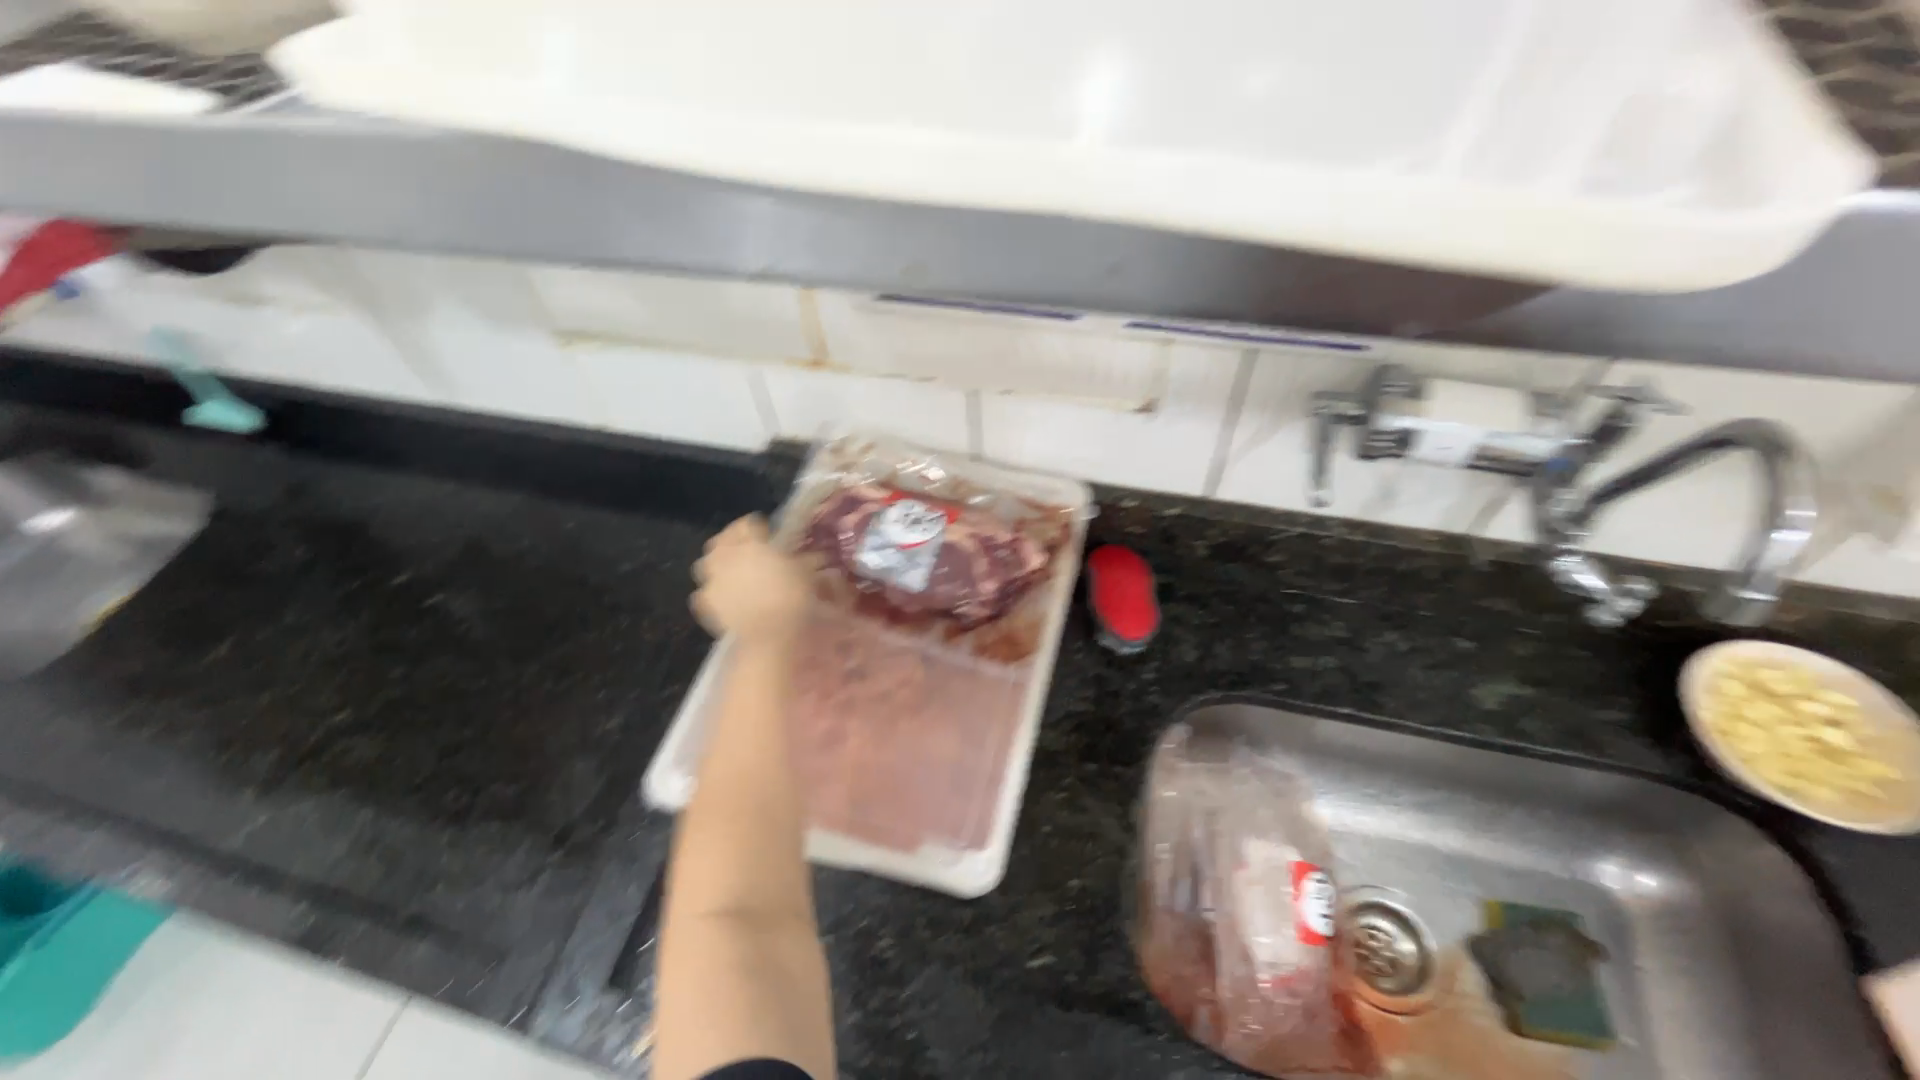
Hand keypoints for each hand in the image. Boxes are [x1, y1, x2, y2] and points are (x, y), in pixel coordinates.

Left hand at [691, 515, 808, 642]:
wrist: (768, 633)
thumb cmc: (791, 598)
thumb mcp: (805, 574)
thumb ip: (804, 560)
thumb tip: (815, 556)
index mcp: (752, 542)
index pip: (748, 523)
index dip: (757, 525)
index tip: (767, 531)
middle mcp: (727, 556)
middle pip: (722, 539)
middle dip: (731, 539)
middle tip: (744, 546)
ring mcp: (713, 579)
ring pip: (706, 562)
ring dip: (716, 562)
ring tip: (728, 570)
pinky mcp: (705, 602)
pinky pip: (704, 591)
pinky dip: (711, 591)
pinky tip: (721, 596)